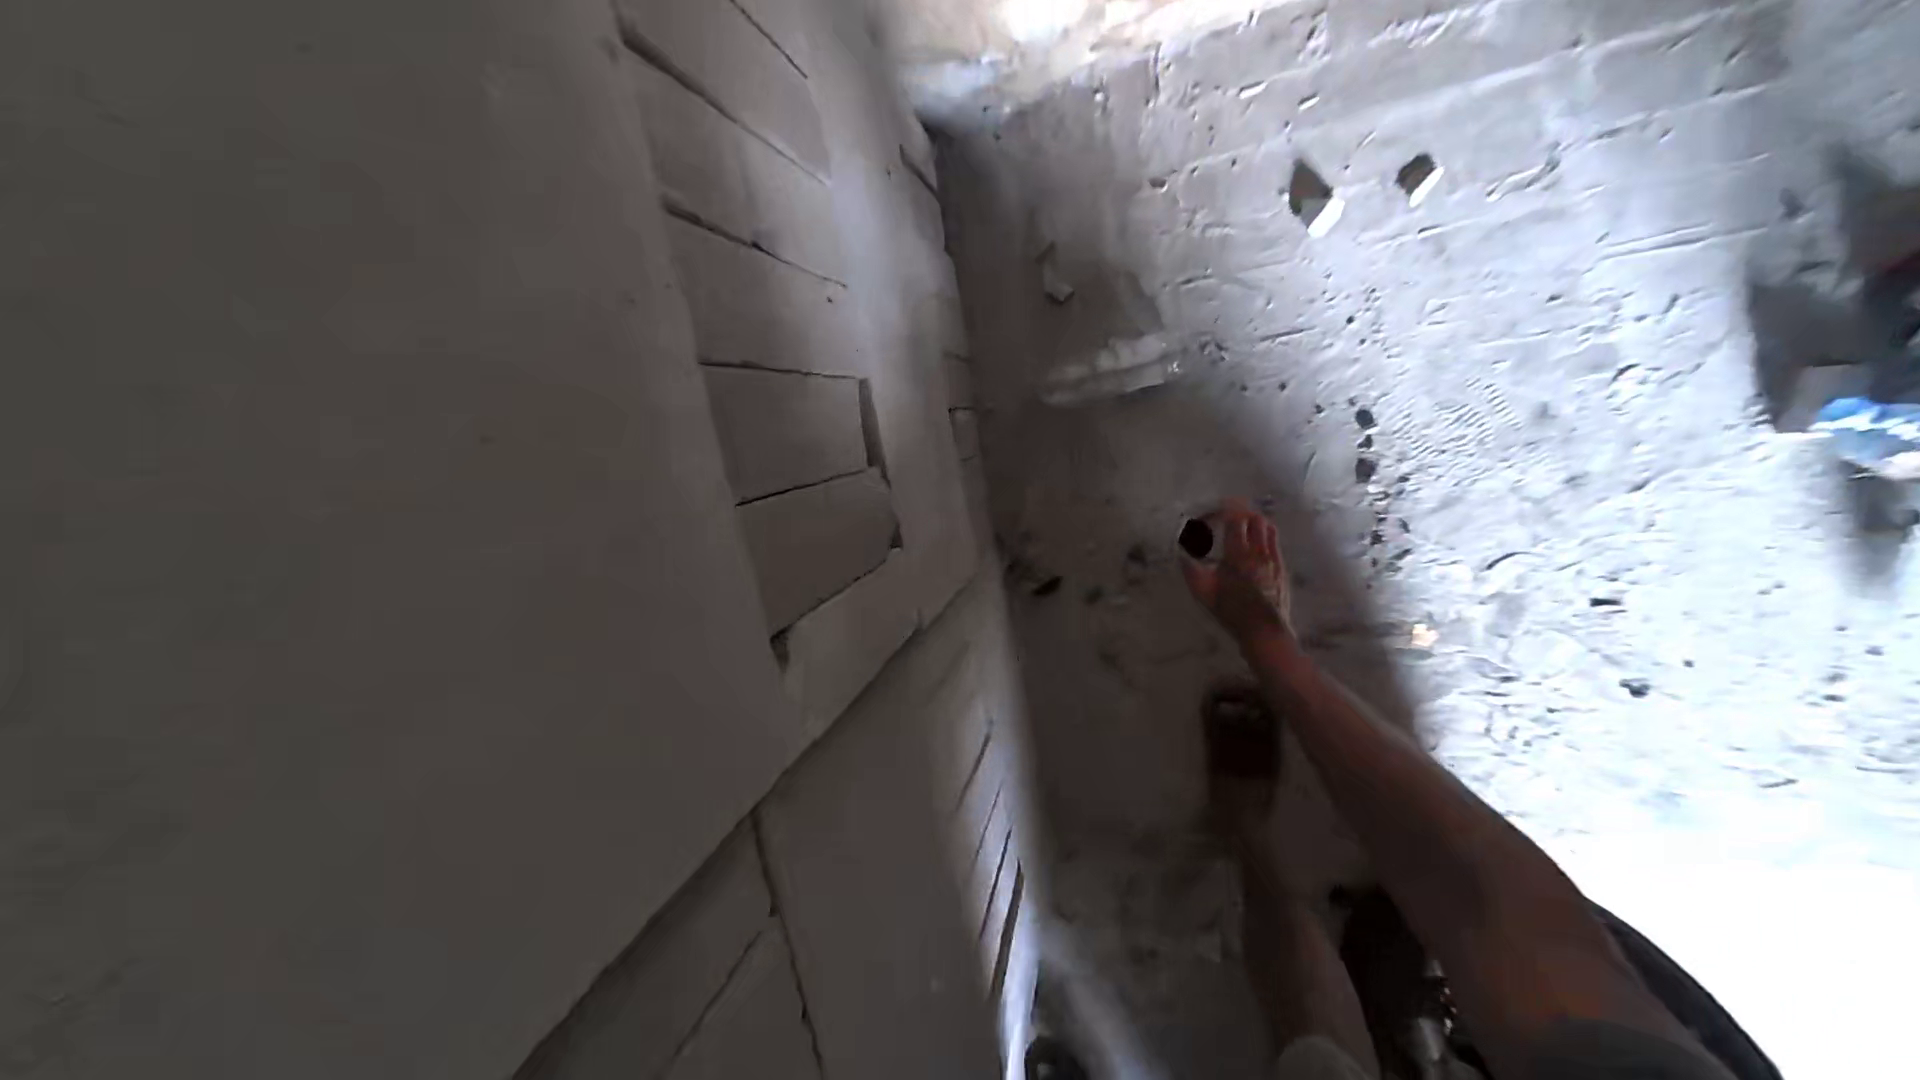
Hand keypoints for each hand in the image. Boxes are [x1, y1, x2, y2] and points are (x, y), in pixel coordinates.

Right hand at [1181, 498, 1294, 650]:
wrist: (1264, 630)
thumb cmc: (1231, 611)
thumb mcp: (1203, 592)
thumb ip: (1190, 570)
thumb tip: (1181, 554)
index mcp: (1238, 554)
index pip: (1235, 518)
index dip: (1223, 510)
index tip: (1212, 513)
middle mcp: (1259, 551)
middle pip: (1254, 517)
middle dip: (1239, 512)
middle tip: (1225, 516)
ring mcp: (1273, 558)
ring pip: (1268, 527)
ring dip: (1253, 521)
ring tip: (1241, 526)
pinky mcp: (1282, 566)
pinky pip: (1274, 541)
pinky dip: (1263, 535)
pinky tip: (1254, 545)